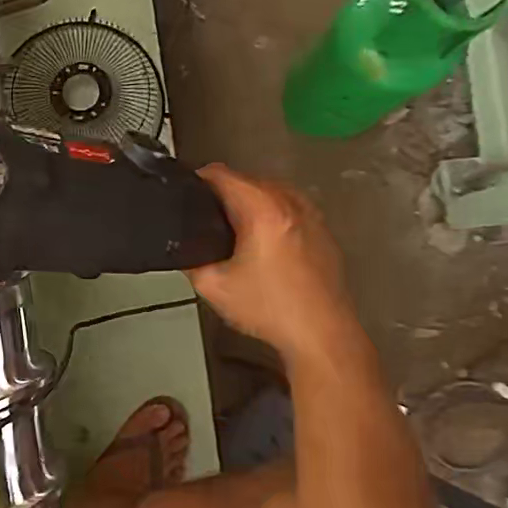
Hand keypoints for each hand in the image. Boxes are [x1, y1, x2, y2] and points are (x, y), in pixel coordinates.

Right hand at [185, 164, 356, 361]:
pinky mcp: (323, 231)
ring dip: (250, 204)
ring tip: (233, 232)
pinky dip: (272, 217)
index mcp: (263, 210)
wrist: (321, 333)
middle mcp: (291, 203)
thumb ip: (191, 260)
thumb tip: (185, 247)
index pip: (223, 175)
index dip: (199, 179)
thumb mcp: (214, 287)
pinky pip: (290, 209)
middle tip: (206, 218)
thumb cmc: (271, 309)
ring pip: (271, 193)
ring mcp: (312, 215)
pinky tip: (262, 246)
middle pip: (248, 180)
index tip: (188, 191)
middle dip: (225, 194)